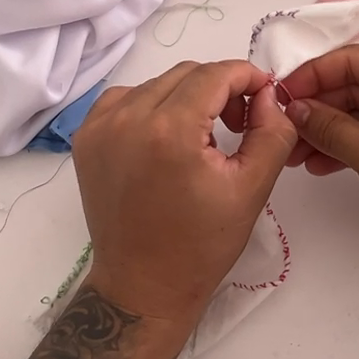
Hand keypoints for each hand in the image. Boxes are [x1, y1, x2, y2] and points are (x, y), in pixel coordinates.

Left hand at [72, 60, 296, 326]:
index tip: (264, 95)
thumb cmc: (202, 244)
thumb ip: (272, 131)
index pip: (214, 74)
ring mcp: (100, 127)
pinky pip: (126, 98)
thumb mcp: (253, 188)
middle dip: (220, 88)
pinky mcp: (86, 138)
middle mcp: (127, 119)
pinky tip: (166, 136)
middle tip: (238, 124)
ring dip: (186, 96)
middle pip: (186, 74)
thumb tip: (268, 93)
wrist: (144, 285)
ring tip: (201, 136)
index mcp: (169, 131)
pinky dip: (151, 105)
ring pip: (157, 83)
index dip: (247, 77)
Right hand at [278, 44, 358, 261]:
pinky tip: (322, 164)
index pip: (347, 60)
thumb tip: (294, 109)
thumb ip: (329, 127)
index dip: (307, 80)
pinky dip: (350, 146)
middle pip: (353, 85)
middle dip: (315, 111)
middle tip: (281, 135)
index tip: (274, 100)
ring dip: (328, 132)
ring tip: (294, 156)